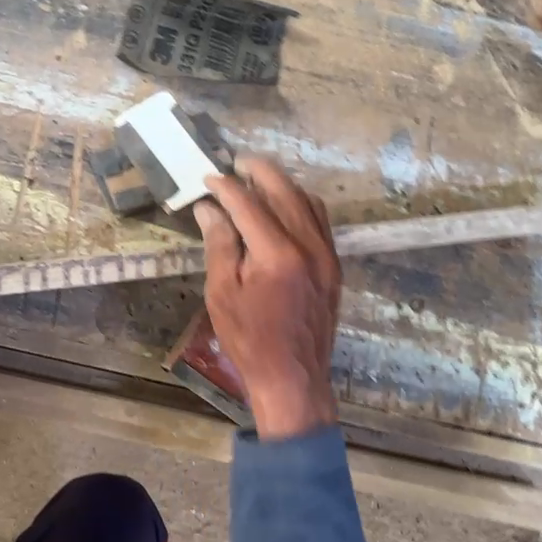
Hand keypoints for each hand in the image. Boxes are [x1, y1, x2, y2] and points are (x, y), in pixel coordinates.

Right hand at [191, 156, 342, 440]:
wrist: (292, 377)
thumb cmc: (248, 338)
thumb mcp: (221, 291)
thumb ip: (219, 244)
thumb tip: (209, 208)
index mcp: (277, 254)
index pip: (248, 204)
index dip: (225, 187)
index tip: (207, 179)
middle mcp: (309, 247)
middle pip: (285, 193)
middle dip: (259, 172)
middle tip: (236, 163)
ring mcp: (327, 256)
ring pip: (308, 203)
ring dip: (282, 185)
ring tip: (258, 180)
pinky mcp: (334, 267)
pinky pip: (320, 222)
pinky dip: (300, 205)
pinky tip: (282, 207)